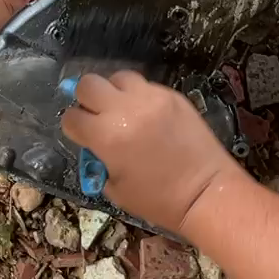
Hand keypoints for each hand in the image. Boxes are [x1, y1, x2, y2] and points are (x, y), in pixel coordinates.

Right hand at [61, 71, 246, 233]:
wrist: (207, 192)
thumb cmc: (158, 200)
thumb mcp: (115, 189)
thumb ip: (99, 160)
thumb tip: (95, 143)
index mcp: (107, 136)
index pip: (71, 117)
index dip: (73, 126)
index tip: (81, 134)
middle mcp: (125, 109)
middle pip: (88, 83)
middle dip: (85, 98)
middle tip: (96, 114)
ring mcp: (151, 98)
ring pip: (118, 77)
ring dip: (114, 92)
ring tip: (123, 109)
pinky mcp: (172, 95)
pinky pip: (146, 85)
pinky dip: (140, 97)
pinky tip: (147, 116)